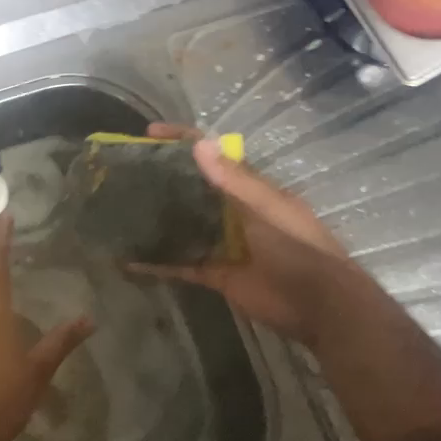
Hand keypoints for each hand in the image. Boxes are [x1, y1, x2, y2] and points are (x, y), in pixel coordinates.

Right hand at [131, 124, 359, 351]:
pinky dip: (159, 262)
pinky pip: (182, 264)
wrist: (320, 307)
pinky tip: (130, 260)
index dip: (185, 142)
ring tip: (120, 210)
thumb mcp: (268, 209)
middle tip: (124, 172)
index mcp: (250, 190)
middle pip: (194, 190)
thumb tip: (200, 144)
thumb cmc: (299, 249)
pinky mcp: (217, 275)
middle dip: (163, 180)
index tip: (150, 134)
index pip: (215, 156)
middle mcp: (234, 212)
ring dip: (158, 220)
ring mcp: (225, 244)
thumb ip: (235, 180)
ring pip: (185, 226)